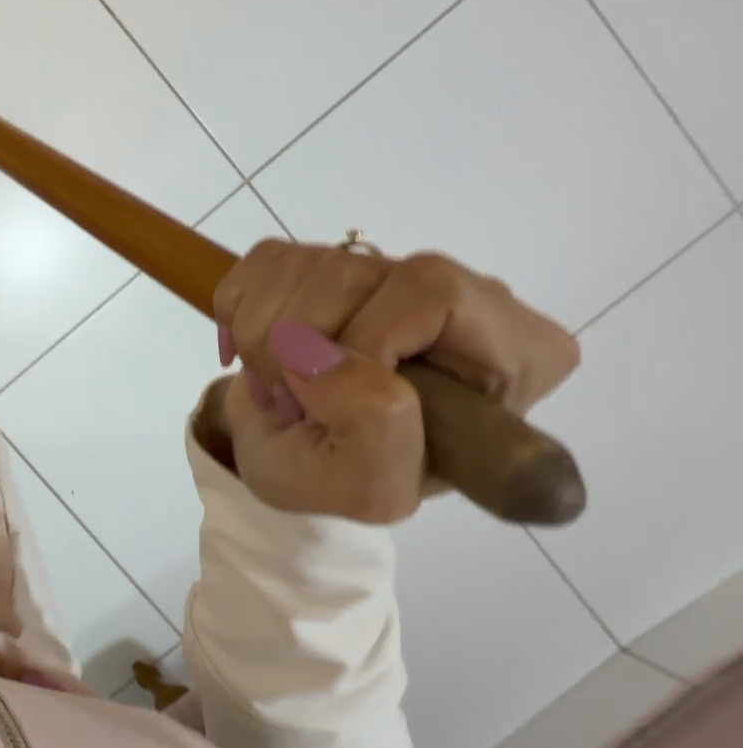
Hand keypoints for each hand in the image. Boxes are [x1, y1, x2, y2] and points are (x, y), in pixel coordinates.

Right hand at [209, 242, 578, 521]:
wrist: (291, 461)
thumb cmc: (338, 482)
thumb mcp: (369, 487)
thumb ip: (373, 424)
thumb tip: (314, 352)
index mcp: (512, 353)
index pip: (434, 293)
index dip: (364, 340)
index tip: (326, 403)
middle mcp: (463, 297)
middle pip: (354, 271)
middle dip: (293, 346)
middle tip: (290, 405)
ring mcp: (385, 274)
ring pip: (302, 265)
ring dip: (260, 336)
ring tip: (276, 388)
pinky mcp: (322, 265)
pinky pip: (265, 260)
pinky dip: (234, 312)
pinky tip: (254, 355)